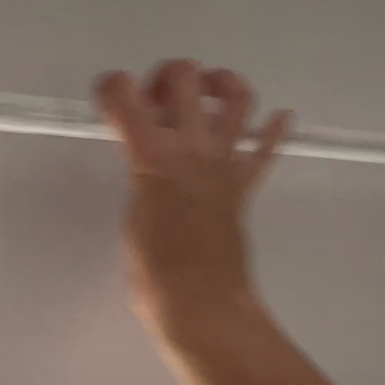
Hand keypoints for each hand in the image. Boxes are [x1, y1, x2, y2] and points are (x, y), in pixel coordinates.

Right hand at [94, 61, 288, 337]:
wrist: (202, 306)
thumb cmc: (154, 276)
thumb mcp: (132, 220)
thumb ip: (141, 181)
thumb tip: (151, 164)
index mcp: (152, 157)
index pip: (124, 96)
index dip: (110, 88)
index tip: (106, 102)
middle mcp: (191, 148)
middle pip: (184, 77)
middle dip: (163, 78)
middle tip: (153, 104)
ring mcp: (224, 164)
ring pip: (235, 98)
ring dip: (219, 84)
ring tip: (204, 95)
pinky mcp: (244, 187)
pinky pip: (265, 151)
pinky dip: (272, 132)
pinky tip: (278, 119)